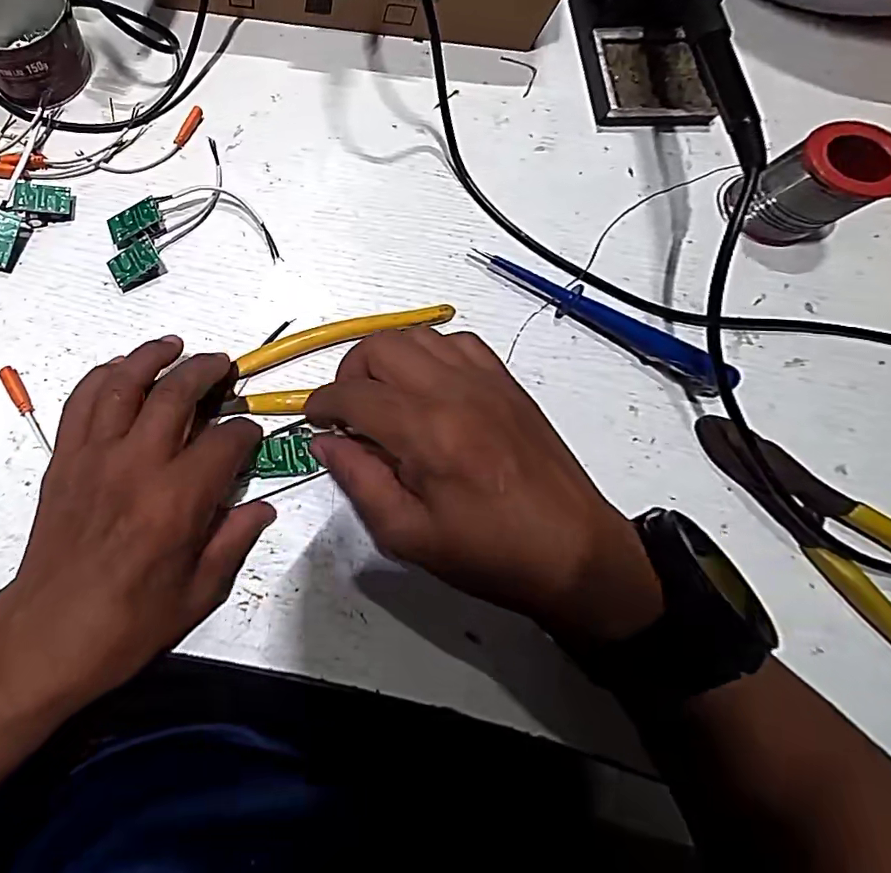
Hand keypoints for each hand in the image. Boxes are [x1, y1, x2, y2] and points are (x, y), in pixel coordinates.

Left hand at [0, 337, 273, 710]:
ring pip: (124, 383)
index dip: (244, 430)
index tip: (249, 433)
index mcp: (175, 502)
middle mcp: (135, 467)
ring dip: (152, 356)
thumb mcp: (197, 594)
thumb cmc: (123, 625)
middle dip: (207, 371)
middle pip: (176, 393)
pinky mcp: (64, 460)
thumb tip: (260, 509)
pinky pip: (80, 402)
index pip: (223, 440)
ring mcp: (94, 457)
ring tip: (174, 346)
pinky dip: (101, 376)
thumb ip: (233, 542)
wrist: (46, 636)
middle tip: (223, 367)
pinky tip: (119, 369)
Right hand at [305, 327, 662, 645]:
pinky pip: (456, 342)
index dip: (322, 404)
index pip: (352, 393)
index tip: (317, 420)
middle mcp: (453, 394)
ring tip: (384, 397)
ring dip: (386, 360)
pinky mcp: (505, 383)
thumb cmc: (492, 552)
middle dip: (349, 373)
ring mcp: (483, 382)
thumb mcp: (407, 534)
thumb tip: (327, 444)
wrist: (573, 552)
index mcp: (426, 433)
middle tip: (348, 410)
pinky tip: (427, 387)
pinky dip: (429, 354)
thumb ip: (358, 480)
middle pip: (378, 347)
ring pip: (415, 337)